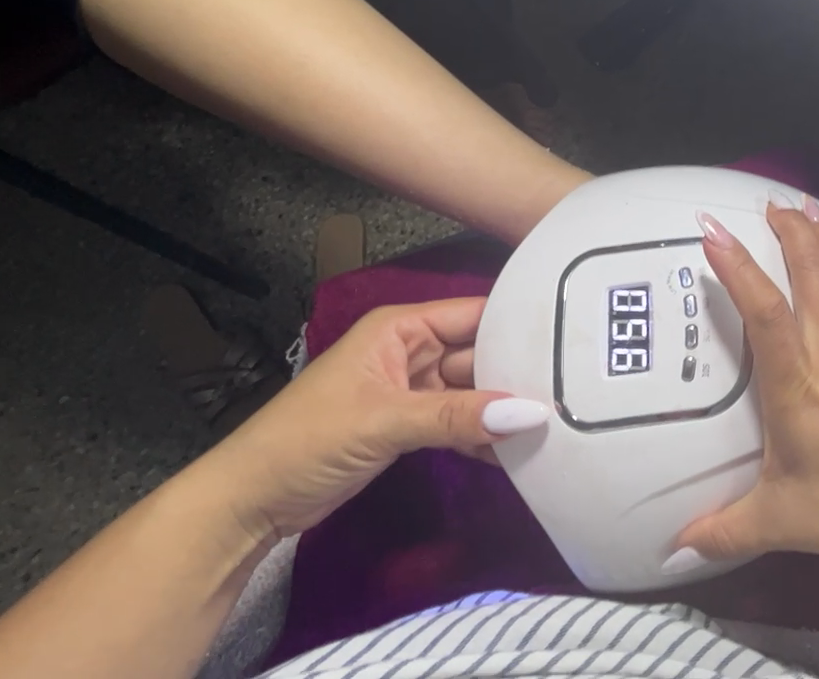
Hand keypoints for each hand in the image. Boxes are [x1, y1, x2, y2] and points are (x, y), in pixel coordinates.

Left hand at [201, 298, 550, 541]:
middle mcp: (413, 350)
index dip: (520, 324)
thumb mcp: (385, 421)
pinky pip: (461, 421)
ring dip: (504, 408)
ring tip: (554, 422)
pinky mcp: (412, 425)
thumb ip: (459, 416)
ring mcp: (414, 389)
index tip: (570, 339)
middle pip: (480, 353)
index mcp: (402, 327)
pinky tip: (517, 451)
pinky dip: (483, 435)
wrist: (246, 505)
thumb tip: (532, 414)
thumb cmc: (306, 441)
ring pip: (474, 390)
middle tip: (572, 388)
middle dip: (518, 372)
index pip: (476, 314)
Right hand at [674, 199, 818, 580]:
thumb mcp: (780, 522)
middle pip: (810, 271)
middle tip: (768, 205)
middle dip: (788, 231)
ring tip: (807, 206)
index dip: (736, 265)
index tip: (711, 229)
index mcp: (797, 382)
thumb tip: (672, 551)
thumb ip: (723, 531)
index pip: (761, 308)